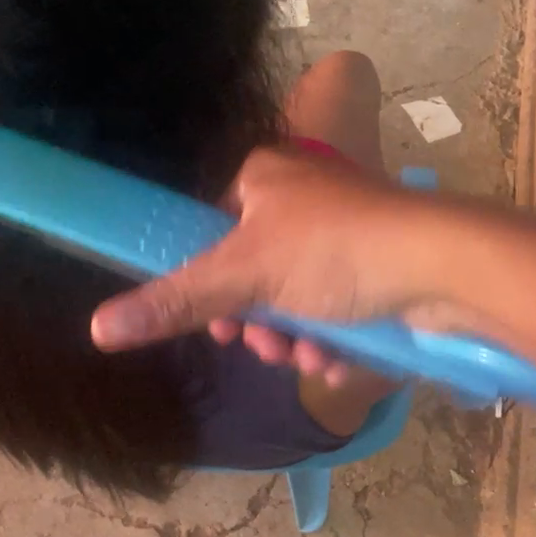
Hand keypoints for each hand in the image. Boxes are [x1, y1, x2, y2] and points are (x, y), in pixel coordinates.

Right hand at [90, 147, 471, 370]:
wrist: (440, 264)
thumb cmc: (332, 251)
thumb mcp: (245, 277)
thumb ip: (174, 301)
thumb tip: (96, 328)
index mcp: (265, 178)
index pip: (212, 228)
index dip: (207, 282)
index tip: (216, 325)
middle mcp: (301, 197)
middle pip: (252, 270)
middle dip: (258, 321)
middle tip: (265, 346)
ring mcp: (340, 230)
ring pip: (294, 295)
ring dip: (294, 336)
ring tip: (308, 355)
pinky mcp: (374, 262)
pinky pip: (333, 304)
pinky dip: (330, 336)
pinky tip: (337, 358)